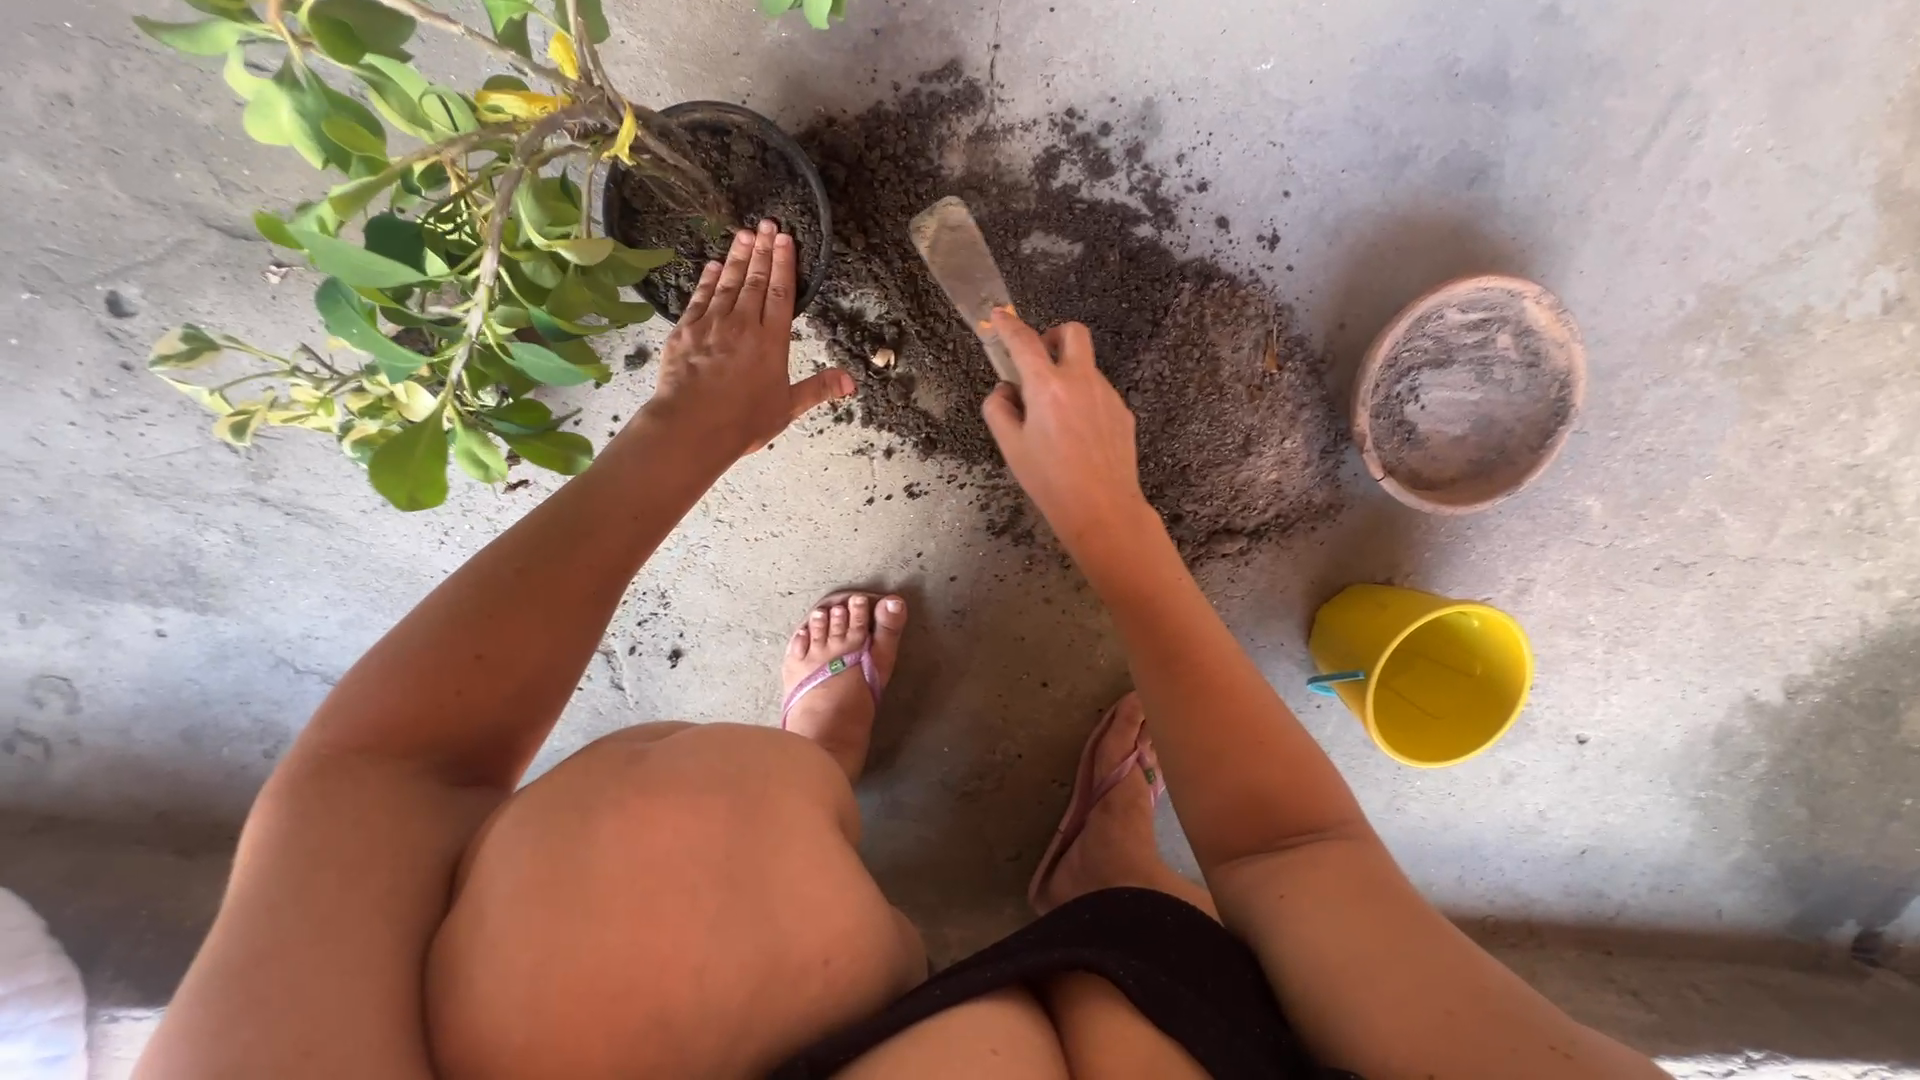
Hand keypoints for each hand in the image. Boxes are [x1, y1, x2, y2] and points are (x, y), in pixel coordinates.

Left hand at [648, 220, 852, 456]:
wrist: (692, 427)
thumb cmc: (744, 421)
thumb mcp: (788, 407)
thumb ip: (819, 389)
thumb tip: (851, 381)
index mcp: (771, 341)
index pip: (781, 294)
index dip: (784, 264)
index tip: (786, 239)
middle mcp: (743, 325)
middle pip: (755, 280)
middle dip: (763, 250)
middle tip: (767, 224)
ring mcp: (712, 325)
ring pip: (728, 283)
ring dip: (738, 257)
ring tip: (744, 233)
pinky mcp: (685, 331)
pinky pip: (700, 297)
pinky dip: (709, 279)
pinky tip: (714, 266)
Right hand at [980, 309, 1153, 553]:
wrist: (1102, 508)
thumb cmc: (1050, 481)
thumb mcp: (1011, 447)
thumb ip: (999, 410)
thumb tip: (1005, 391)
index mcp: (1047, 387)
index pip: (1024, 342)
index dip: (1008, 326)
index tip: (999, 316)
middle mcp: (1081, 381)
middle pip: (1073, 332)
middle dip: (1054, 335)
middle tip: (1040, 359)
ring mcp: (1107, 394)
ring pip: (1087, 366)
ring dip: (1068, 374)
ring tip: (1055, 417)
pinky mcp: (1123, 412)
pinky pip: (1099, 393)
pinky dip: (1083, 399)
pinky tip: (1077, 435)